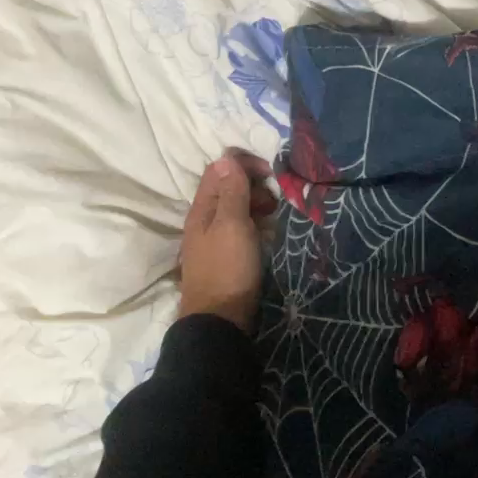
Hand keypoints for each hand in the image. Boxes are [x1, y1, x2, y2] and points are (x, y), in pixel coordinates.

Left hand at [177, 150, 271, 330]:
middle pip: (230, 187)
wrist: (220, 320)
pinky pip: (244, 227)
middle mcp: (206, 219)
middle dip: (255, 186)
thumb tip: (226, 157)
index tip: (270, 173)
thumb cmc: (227, 268)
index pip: (220, 170)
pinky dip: (258, 225)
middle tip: (274, 200)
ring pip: (239, 207)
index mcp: (202, 208)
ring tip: (274, 217)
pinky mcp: (229, 253)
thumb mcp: (232, 224)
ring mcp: (217, 237)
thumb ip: (231, 191)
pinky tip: (269, 235)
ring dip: (259, 206)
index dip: (244, 165)